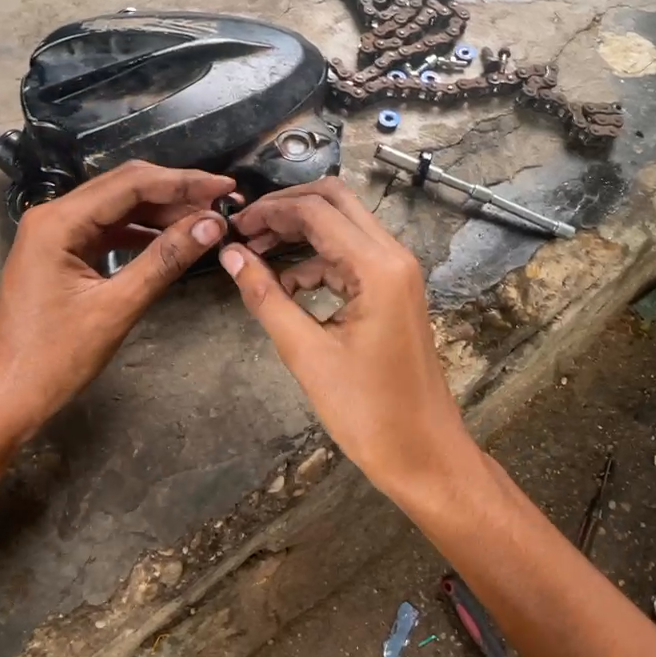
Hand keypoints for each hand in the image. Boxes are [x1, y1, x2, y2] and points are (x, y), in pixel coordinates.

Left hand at [0, 161, 235, 444]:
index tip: (226, 188)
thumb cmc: (52, 359)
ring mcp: (54, 234)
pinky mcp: (59, 254)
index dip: (184, 183)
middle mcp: (53, 215)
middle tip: (223, 203)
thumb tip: (211, 225)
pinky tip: (171, 240)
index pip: (132, 183)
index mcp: (59, 221)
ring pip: (117, 208)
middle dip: (176, 192)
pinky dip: (140, 233)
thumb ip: (164, 261)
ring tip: (206, 222)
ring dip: (161, 212)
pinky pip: (106, 231)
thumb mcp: (115, 309)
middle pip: (124, 187)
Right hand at [216, 178, 473, 498]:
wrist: (424, 454)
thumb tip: (231, 254)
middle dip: (287, 208)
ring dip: (300, 232)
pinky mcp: (394, 290)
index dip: (270, 211)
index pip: (317, 211)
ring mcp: (398, 272)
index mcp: (378, 268)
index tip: (233, 226)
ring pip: (343, 225)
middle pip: (335, 202)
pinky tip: (286, 288)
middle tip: (246, 228)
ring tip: (256, 253)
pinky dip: (316, 261)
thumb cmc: (368, 411)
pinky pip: (350, 257)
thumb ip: (266, 297)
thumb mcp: (306, 353)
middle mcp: (394, 257)